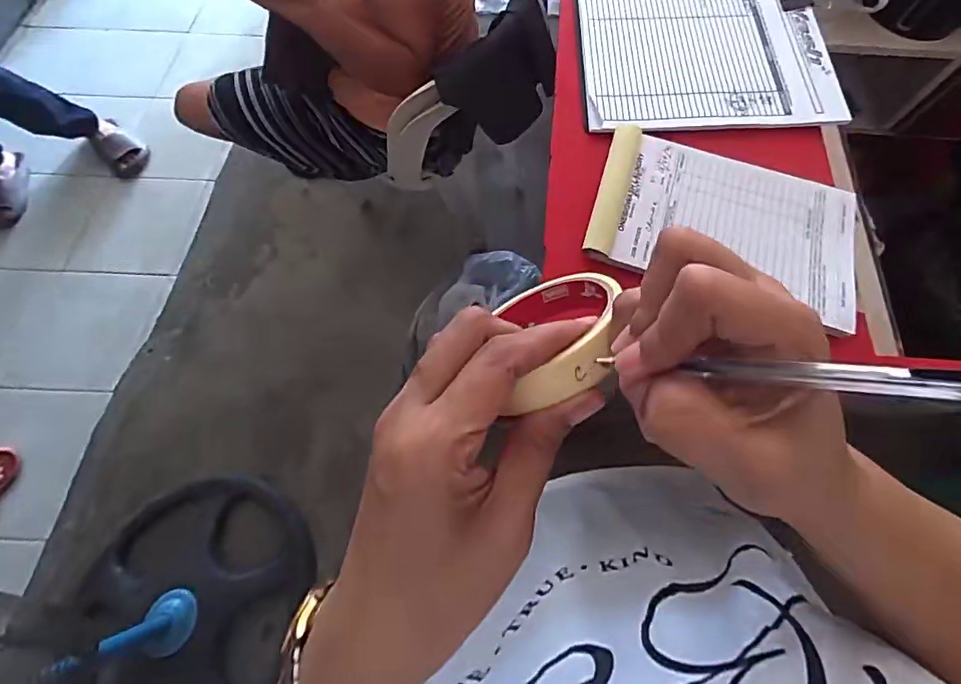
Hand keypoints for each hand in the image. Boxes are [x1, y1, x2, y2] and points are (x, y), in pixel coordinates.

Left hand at [301, 309, 606, 683]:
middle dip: (518, 332)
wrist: (372, 630)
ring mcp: (396, 414)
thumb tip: (581, 392)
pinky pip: (441, 368)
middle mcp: (407, 411)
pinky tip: (509, 395)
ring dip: (498, 345)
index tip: (588, 332)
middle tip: (558, 361)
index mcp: (434, 440)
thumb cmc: (444, 593)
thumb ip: (540, 445)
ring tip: (540, 375)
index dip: (547, 338)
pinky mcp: (397, 423)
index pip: (496, 360)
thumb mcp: (507, 526)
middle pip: (464, 330)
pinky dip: (479, 365)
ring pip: (450, 343)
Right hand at [611, 228, 853, 529]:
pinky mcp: (715, 297)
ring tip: (658, 367)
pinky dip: (644, 319)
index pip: (701, 286)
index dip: (662, 330)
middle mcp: (761, 291)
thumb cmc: (787, 466)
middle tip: (650, 362)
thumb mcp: (739, 463)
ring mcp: (737, 288)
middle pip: (682, 248)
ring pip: (666, 261)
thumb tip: (631, 371)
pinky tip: (661, 361)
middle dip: (650, 304)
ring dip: (645, 314)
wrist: (806, 467)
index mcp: (785, 325)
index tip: (652, 377)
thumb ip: (679, 416)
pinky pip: (660, 283)